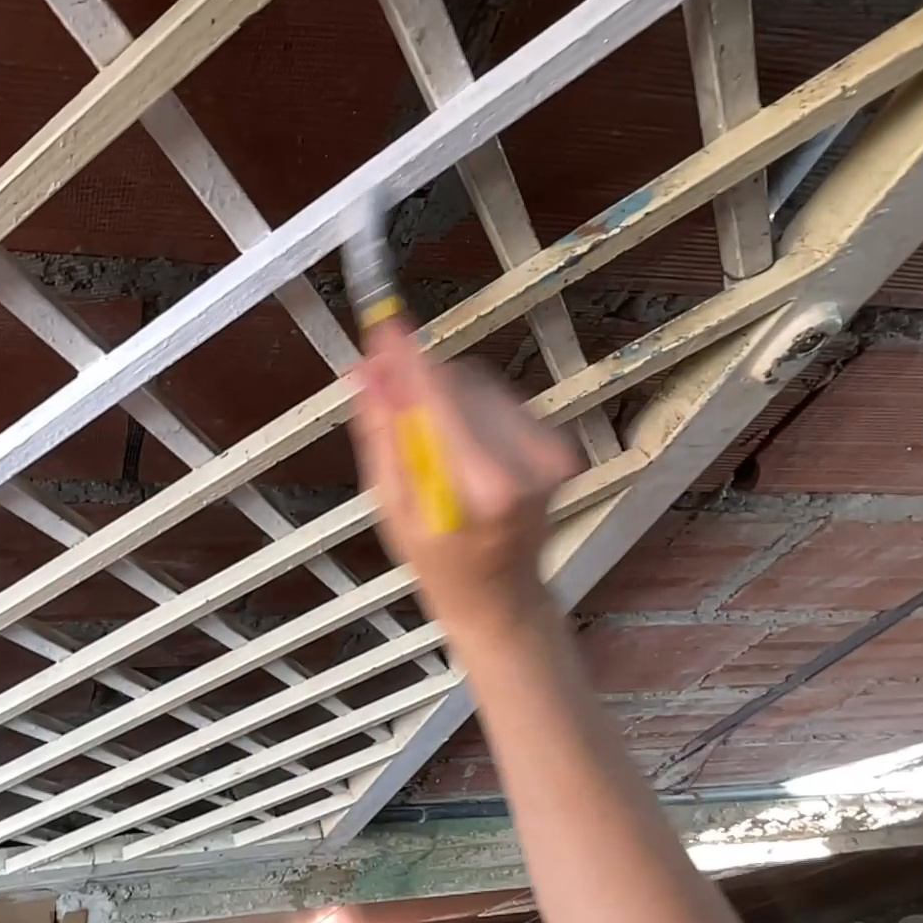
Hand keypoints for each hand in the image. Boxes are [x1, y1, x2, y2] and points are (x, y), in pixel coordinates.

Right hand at [346, 319, 579, 642]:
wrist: (500, 597)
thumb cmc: (436, 563)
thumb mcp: (393, 508)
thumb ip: (383, 437)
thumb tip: (366, 375)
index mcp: (484, 484)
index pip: (440, 399)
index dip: (408, 360)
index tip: (382, 326)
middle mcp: (528, 459)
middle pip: (461, 384)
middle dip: (419, 377)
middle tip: (381, 383)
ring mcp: (550, 449)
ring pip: (480, 386)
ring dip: (442, 392)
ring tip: (420, 432)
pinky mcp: (557, 442)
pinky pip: (498, 400)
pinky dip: (466, 407)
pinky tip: (453, 441)